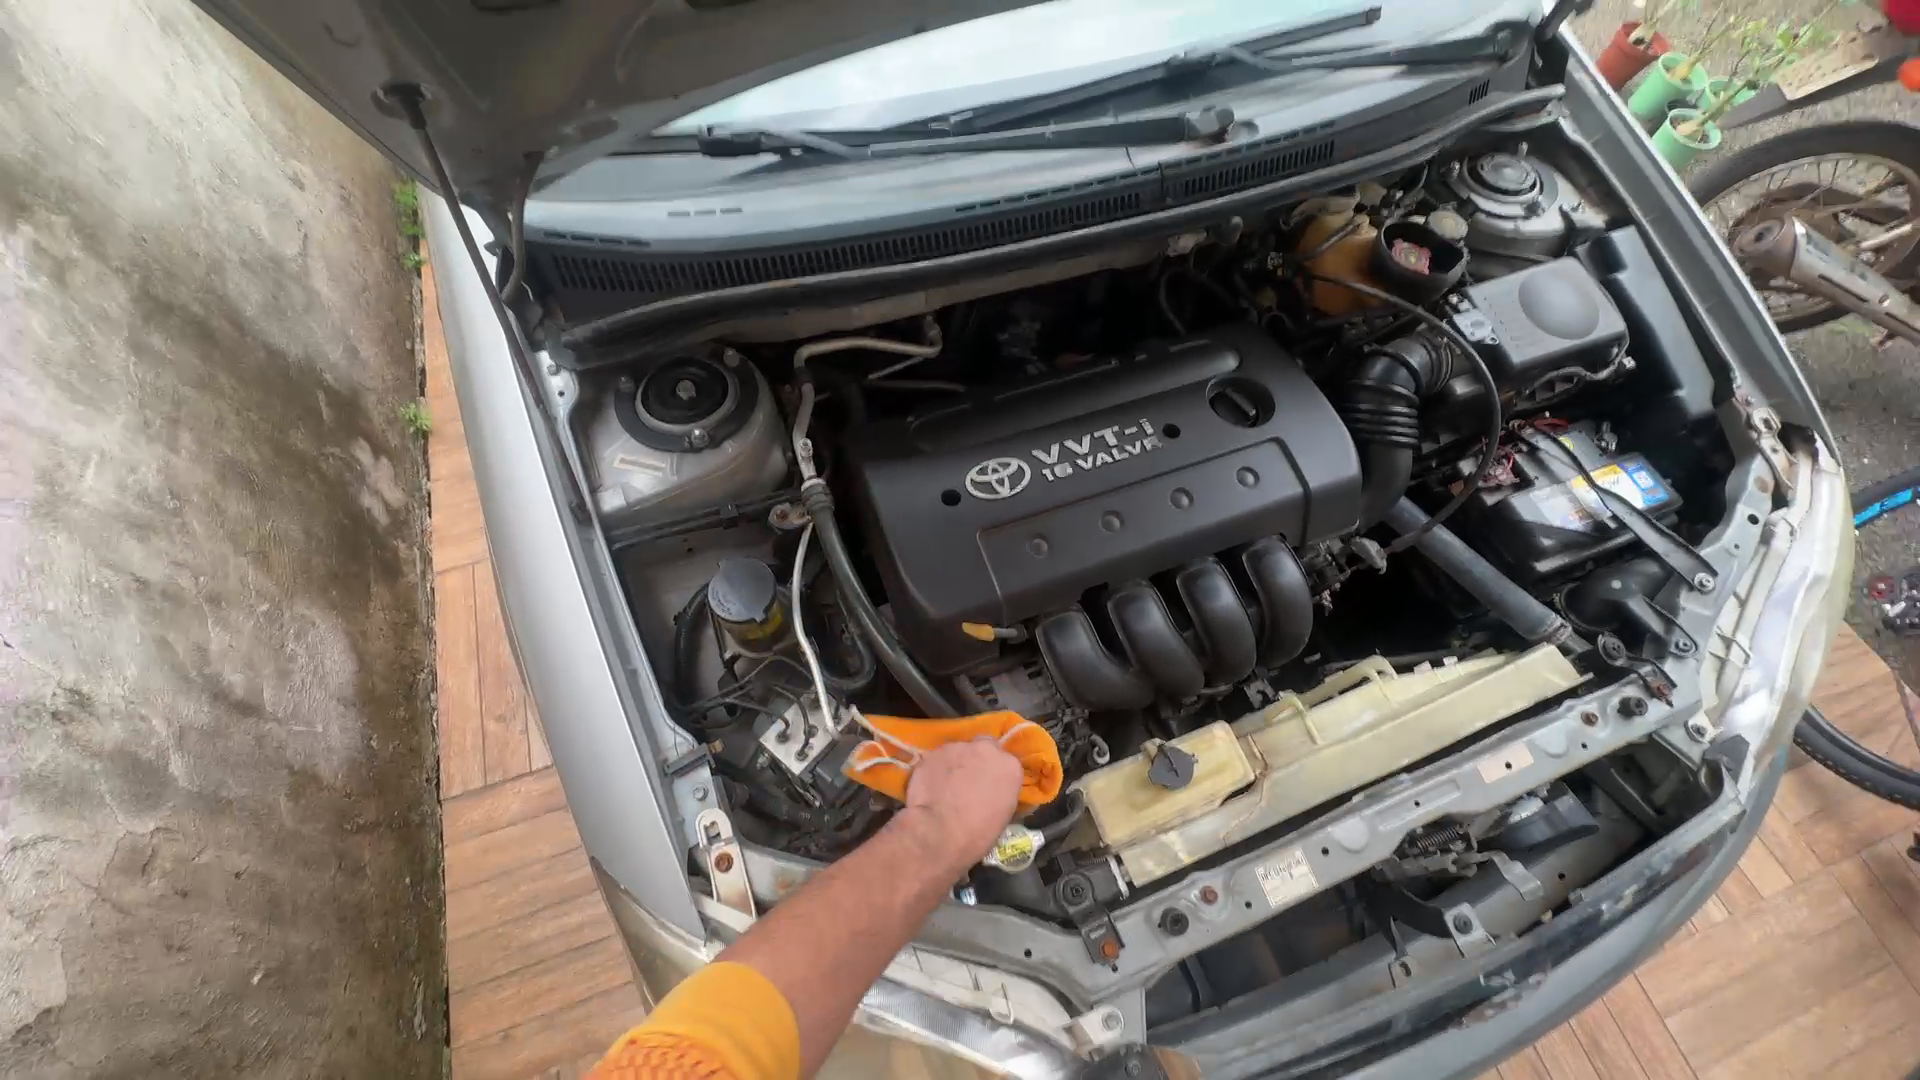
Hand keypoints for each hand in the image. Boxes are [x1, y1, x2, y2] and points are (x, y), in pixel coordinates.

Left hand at [897, 738, 1022, 870]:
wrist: (940, 832)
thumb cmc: (977, 833)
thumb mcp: (1002, 815)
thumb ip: (999, 792)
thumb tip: (989, 791)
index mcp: (1009, 766)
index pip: (1006, 762)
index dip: (995, 773)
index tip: (989, 786)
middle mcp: (985, 749)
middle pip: (983, 746)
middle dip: (977, 758)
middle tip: (968, 780)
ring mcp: (957, 748)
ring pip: (958, 750)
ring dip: (955, 763)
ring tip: (946, 785)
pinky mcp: (932, 753)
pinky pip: (937, 759)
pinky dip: (936, 769)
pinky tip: (930, 787)